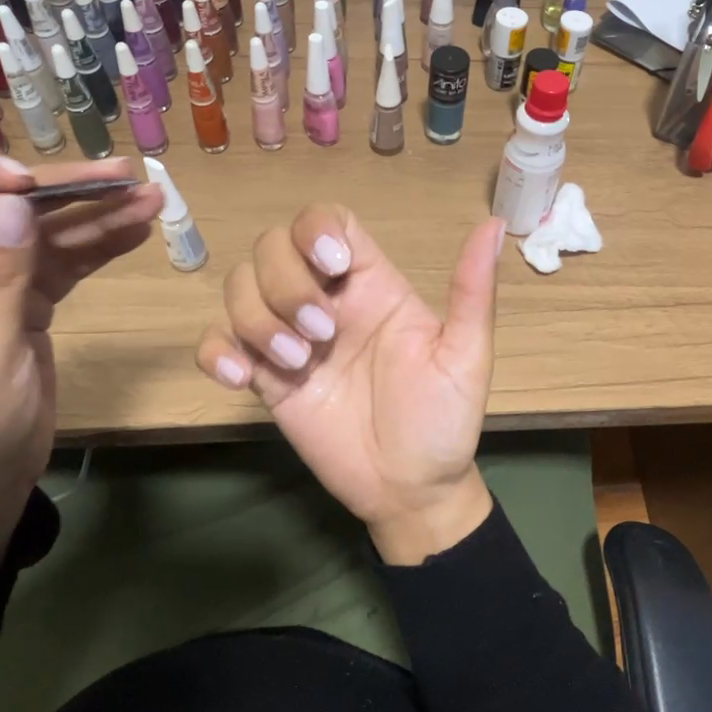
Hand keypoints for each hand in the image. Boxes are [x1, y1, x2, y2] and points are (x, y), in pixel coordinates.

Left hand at [0, 144, 161, 564]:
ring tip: (150, 196)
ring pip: (44, 231)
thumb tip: (11, 202)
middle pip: (2, 203)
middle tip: (123, 176)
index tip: (30, 184)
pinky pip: (66, 263)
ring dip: (95, 212)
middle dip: (61, 187)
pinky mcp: (30, 304)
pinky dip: (101, 245)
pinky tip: (138, 227)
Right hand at [196, 206, 503, 564]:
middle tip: (321, 334)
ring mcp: (290, 338)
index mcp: (373, 286)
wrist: (409, 490)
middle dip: (285, 282)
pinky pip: (218, 343)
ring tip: (296, 363)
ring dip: (255, 317)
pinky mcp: (265, 379)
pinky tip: (242, 378)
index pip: (327, 221)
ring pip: (240, 287)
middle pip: (273, 247)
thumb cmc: (443, 422)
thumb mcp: (465, 357)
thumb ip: (472, 292)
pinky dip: (217, 351)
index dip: (315, 229)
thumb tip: (495, 222)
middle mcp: (326, 301)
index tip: (332, 267)